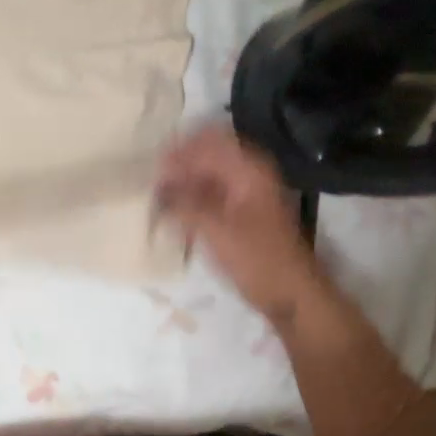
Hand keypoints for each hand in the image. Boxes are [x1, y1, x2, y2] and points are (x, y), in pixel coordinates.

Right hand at [157, 127, 325, 322]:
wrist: (288, 291)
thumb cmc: (257, 259)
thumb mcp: (217, 231)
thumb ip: (185, 206)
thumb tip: (156, 190)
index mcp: (248, 171)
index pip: (209, 143)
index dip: (179, 150)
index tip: (149, 165)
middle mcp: (247, 176)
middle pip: (207, 158)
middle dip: (177, 167)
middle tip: (147, 182)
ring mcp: (244, 197)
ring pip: (206, 179)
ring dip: (181, 185)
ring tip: (153, 198)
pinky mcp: (238, 217)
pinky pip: (209, 199)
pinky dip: (189, 203)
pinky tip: (169, 215)